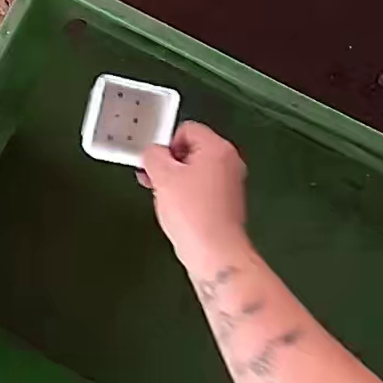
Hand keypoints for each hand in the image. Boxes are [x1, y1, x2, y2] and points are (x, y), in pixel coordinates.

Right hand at [140, 122, 247, 259]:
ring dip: (175, 181)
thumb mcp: (163, 176)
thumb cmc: (193, 213)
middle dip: (169, 163)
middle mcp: (229, 162)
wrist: (214, 253)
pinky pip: (201, 190)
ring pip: (195, 171)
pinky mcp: (226, 204)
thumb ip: (153, 156)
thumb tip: (152, 153)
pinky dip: (187, 196)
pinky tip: (176, 211)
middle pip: (191, 149)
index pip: (187, 129)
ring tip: (163, 197)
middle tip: (154, 179)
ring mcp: (230, 184)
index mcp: (218, 148)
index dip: (166, 144)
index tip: (155, 162)